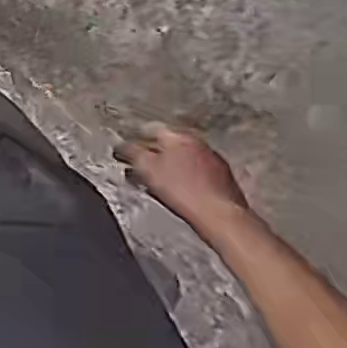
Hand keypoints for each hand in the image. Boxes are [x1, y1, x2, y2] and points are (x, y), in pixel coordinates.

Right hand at [114, 123, 250, 228]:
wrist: (220, 216)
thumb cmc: (184, 192)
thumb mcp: (145, 168)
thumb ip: (131, 153)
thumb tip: (123, 147)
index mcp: (178, 136)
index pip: (149, 130)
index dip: (134, 142)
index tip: (127, 153)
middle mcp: (198, 143)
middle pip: (167, 145)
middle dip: (152, 156)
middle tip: (140, 171)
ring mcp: (213, 161)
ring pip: (183, 159)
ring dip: (170, 168)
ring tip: (159, 185)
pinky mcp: (223, 179)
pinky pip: (197, 174)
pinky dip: (186, 180)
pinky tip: (180, 193)